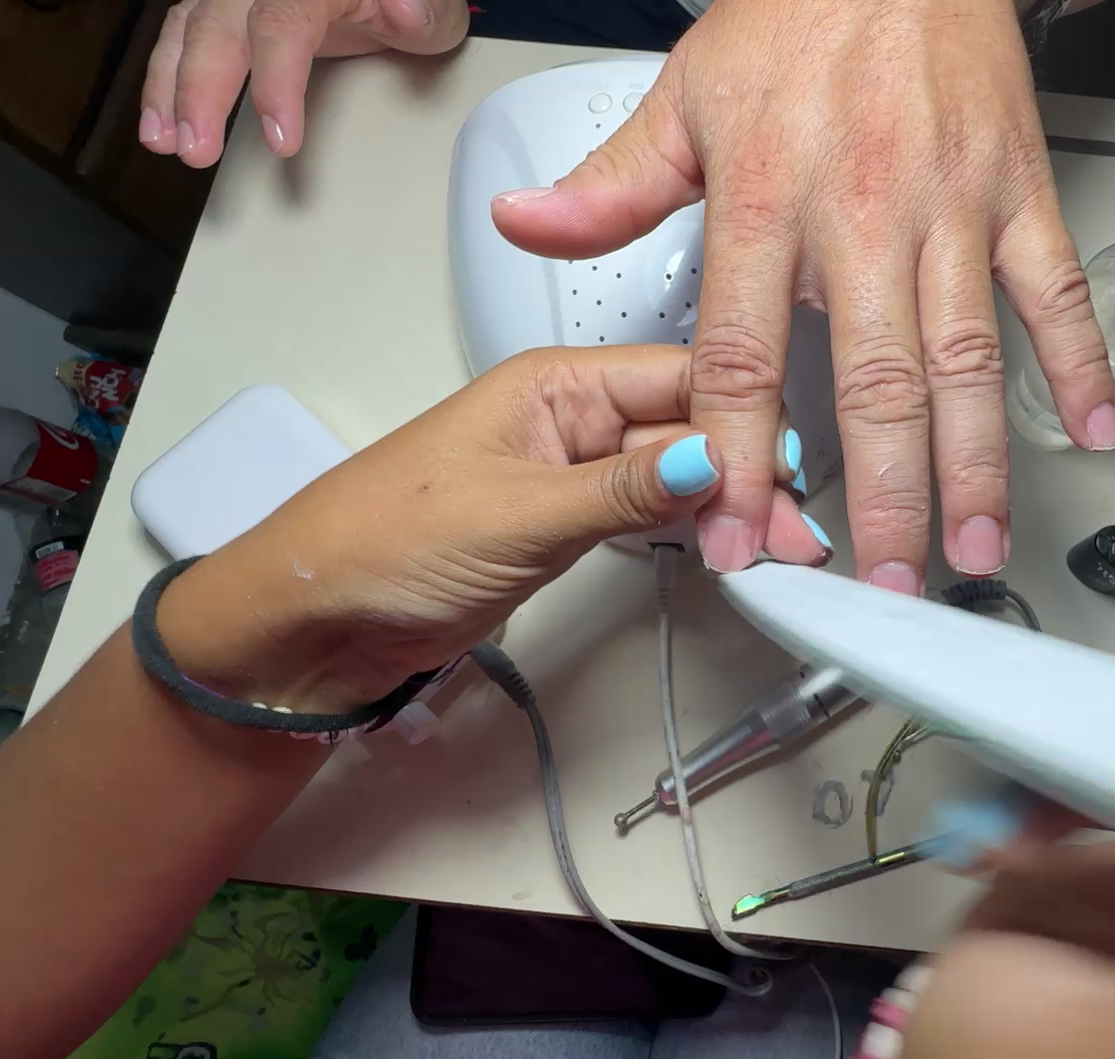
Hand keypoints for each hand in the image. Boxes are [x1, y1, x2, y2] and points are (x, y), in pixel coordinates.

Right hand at [139, 0, 467, 167]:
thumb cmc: (420, 5)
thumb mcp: (433, 9)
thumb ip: (417, 9)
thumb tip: (407, 8)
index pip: (283, 24)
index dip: (276, 81)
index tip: (280, 138)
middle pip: (221, 28)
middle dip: (202, 90)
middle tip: (198, 149)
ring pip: (192, 32)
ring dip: (172, 89)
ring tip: (166, 142)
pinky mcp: (236, 14)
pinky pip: (191, 38)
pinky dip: (173, 79)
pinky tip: (163, 121)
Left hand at [158, 345, 828, 711]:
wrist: (321, 623)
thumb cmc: (381, 543)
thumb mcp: (516, 512)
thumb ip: (622, 489)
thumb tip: (708, 458)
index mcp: (555, 382)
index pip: (675, 378)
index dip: (738, 419)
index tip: (783, 466)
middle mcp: (575, 417)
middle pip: (687, 431)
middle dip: (746, 476)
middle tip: (794, 527)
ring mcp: (580, 472)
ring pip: (677, 477)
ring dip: (727, 509)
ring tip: (780, 547)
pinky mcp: (577, 520)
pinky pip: (653, 514)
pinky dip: (692, 531)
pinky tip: (728, 546)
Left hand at [491, 0, 1114, 590]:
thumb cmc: (799, 16)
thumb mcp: (687, 94)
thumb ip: (612, 183)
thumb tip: (531, 229)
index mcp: (768, 203)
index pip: (742, 361)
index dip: (737, 462)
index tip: (735, 539)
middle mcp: (863, 217)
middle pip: (871, 385)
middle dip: (881, 498)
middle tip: (882, 582)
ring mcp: (952, 210)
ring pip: (966, 359)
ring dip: (974, 463)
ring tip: (974, 546)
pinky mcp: (1019, 194)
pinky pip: (1056, 289)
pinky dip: (1078, 363)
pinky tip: (1088, 431)